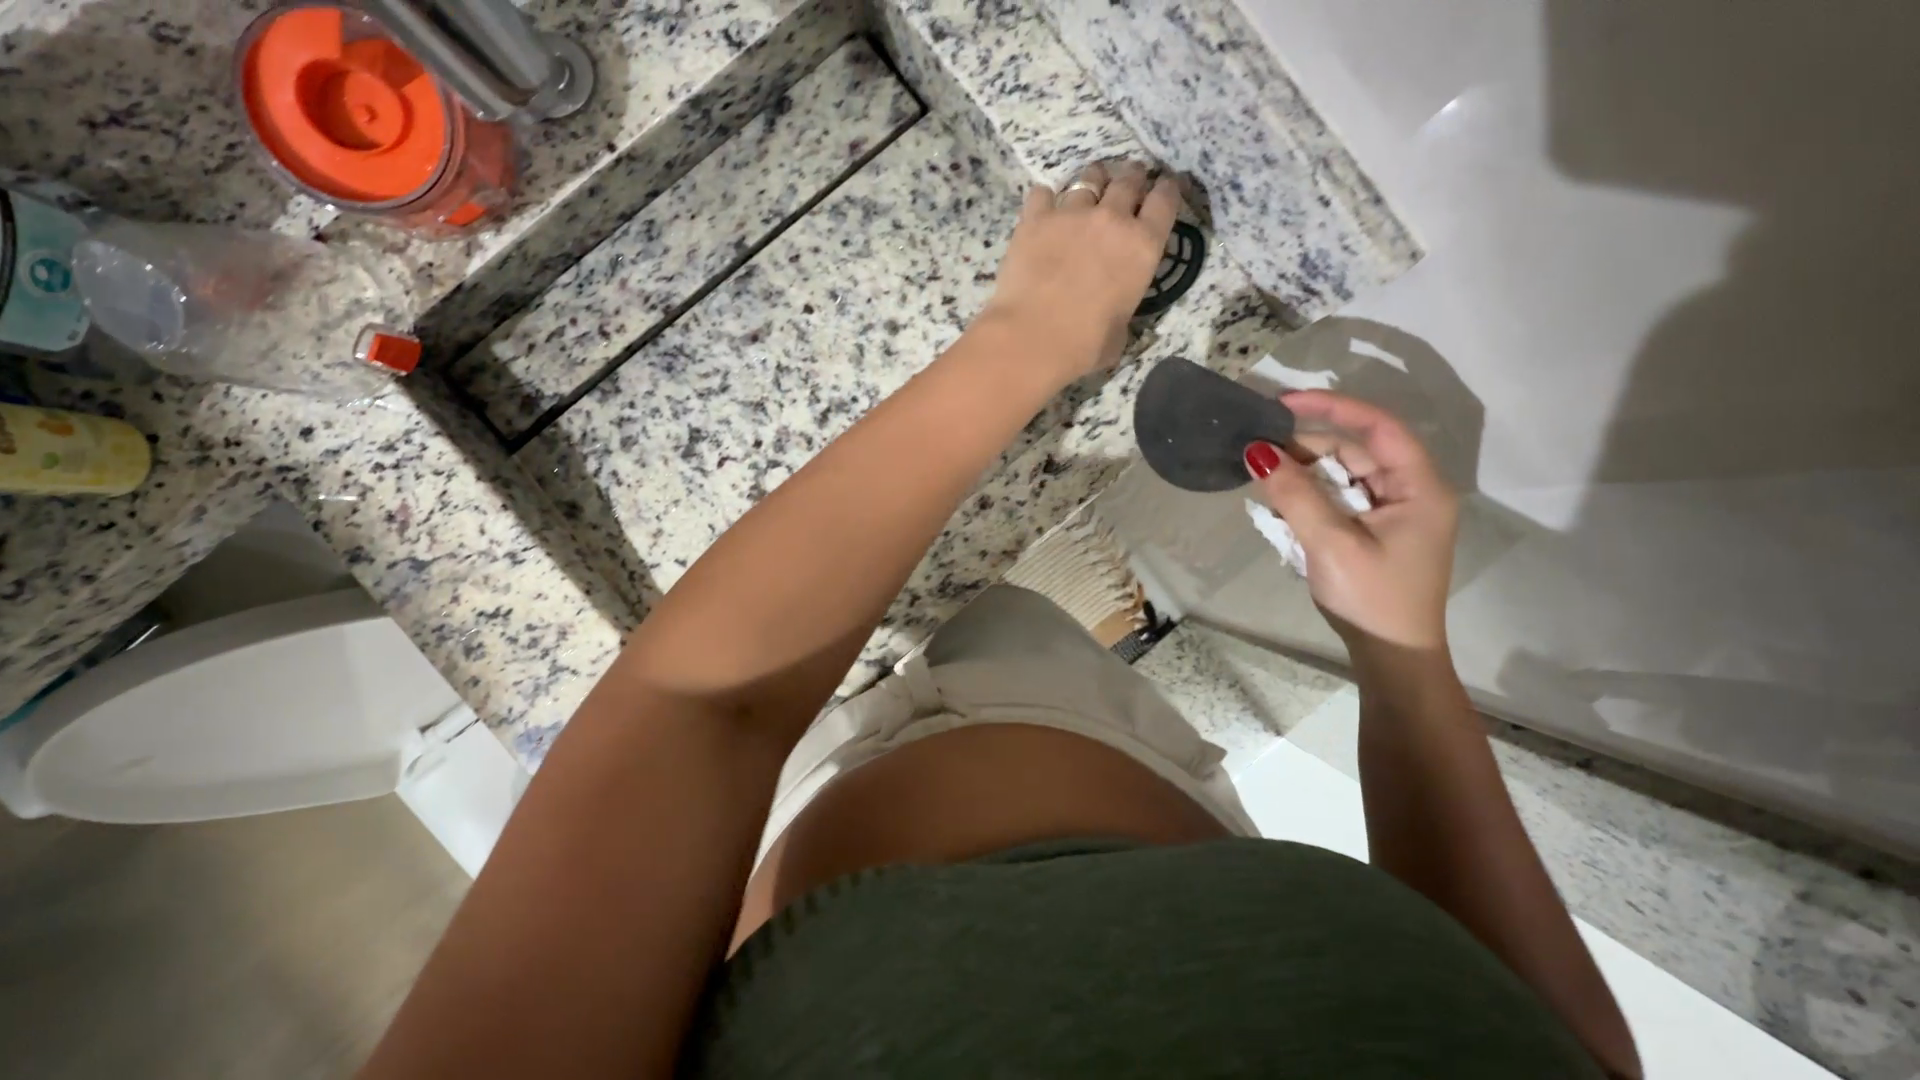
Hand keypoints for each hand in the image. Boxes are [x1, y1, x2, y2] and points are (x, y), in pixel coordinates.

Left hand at [974, 161, 1179, 378]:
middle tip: (1131, 179)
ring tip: (1092, 183)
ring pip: (1089, 178)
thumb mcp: (1122, 329)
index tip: (1167, 185)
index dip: (1169, 189)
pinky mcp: (1035, 218)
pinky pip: (1043, 193)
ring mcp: (1072, 214)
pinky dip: (1047, 197)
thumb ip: (1123, 304)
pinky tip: (1045, 205)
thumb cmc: (1084, 344)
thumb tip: (1114, 306)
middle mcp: (1112, 220)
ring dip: (1095, 179)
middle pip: (1129, 180)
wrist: (1032, 337)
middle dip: (1134, 177)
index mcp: (1143, 247)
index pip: (1166, 201)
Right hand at [1244, 391, 1458, 654]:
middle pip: (1357, 449)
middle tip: (1259, 451)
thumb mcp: (1330, 544)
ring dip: (1305, 473)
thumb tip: (1256, 452)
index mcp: (1420, 487)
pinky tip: (1281, 501)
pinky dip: (1311, 495)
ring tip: (1263, 477)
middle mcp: (1412, 491)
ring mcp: (1395, 512)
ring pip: (1345, 474)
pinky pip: (1341, 498)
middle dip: (1308, 446)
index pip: (1378, 426)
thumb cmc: (1371, 598)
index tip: (1284, 403)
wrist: (1393, 657)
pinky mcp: (1377, 531)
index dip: (1332, 407)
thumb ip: (1294, 494)